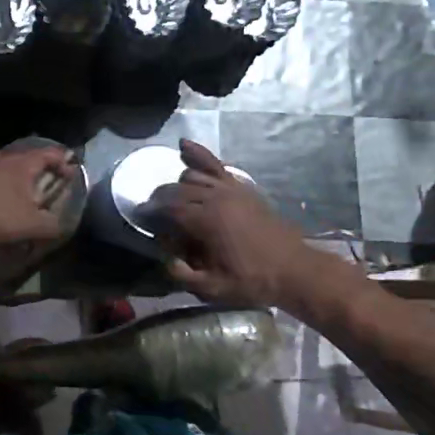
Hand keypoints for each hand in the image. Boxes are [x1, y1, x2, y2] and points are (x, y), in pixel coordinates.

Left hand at [0, 144, 79, 252]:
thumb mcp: (29, 225)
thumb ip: (53, 224)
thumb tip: (65, 224)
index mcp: (24, 162)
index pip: (54, 153)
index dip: (67, 165)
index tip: (72, 179)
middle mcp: (4, 156)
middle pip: (32, 159)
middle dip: (43, 174)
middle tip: (51, 192)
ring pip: (10, 168)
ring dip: (21, 181)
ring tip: (26, 201)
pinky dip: (2, 188)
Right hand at [151, 139, 329, 307]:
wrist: (294, 269)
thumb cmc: (252, 280)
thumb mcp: (213, 288)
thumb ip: (182, 274)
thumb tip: (165, 257)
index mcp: (206, 221)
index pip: (167, 208)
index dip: (150, 211)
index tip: (140, 216)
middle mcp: (215, 198)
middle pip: (176, 189)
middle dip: (160, 197)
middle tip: (152, 209)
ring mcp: (230, 189)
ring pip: (192, 175)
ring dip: (177, 184)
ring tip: (171, 196)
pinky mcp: (242, 187)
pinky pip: (215, 165)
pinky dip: (197, 154)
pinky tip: (183, 146)